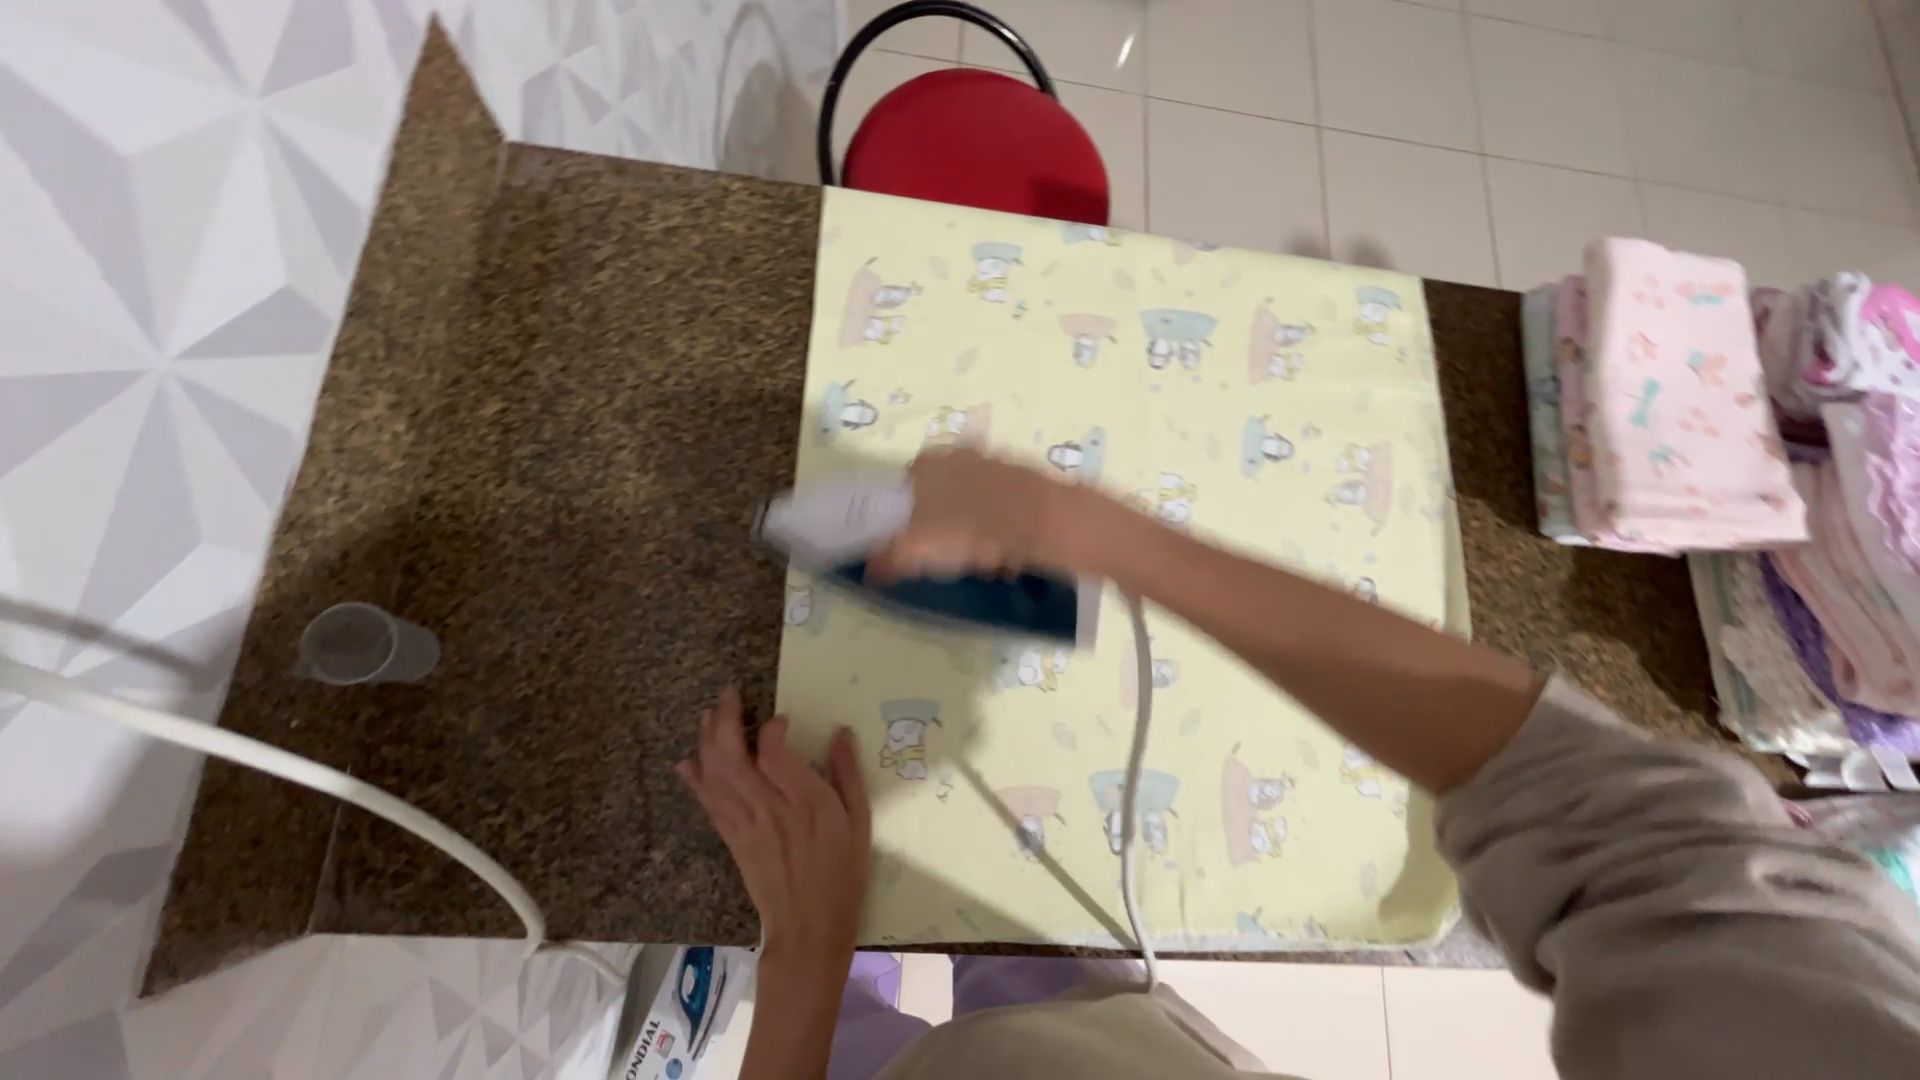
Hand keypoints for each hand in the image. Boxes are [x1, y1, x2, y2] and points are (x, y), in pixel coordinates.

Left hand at [675, 688, 870, 973]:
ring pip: (716, 775)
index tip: (780, 718)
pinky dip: (695, 781)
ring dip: (707, 741)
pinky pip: (709, 804)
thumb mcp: (860, 821)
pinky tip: (687, 762)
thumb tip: (841, 733)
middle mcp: (770, 807)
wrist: (810, 926)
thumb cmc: (843, 872)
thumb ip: (847, 774)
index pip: (774, 751)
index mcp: (806, 800)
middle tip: (728, 695)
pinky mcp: (732, 840)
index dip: (771, 727)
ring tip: (707, 715)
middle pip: (735, 756)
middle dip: (726, 720)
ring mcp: (746, 824)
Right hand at [870, 446, 1079, 580]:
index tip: (915, 547)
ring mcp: (995, 464)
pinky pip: (1006, 512)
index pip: (904, 490)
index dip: (907, 521)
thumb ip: (890, 558)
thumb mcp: (916, 549)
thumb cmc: (964, 529)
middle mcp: (959, 455)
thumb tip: (870, 572)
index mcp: (926, 463)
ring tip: (986, 566)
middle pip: (942, 499)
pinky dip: (1005, 534)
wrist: (1035, 520)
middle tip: (952, 561)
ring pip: (976, 506)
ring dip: (978, 536)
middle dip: (946, 531)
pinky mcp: (1025, 480)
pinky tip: (1009, 559)